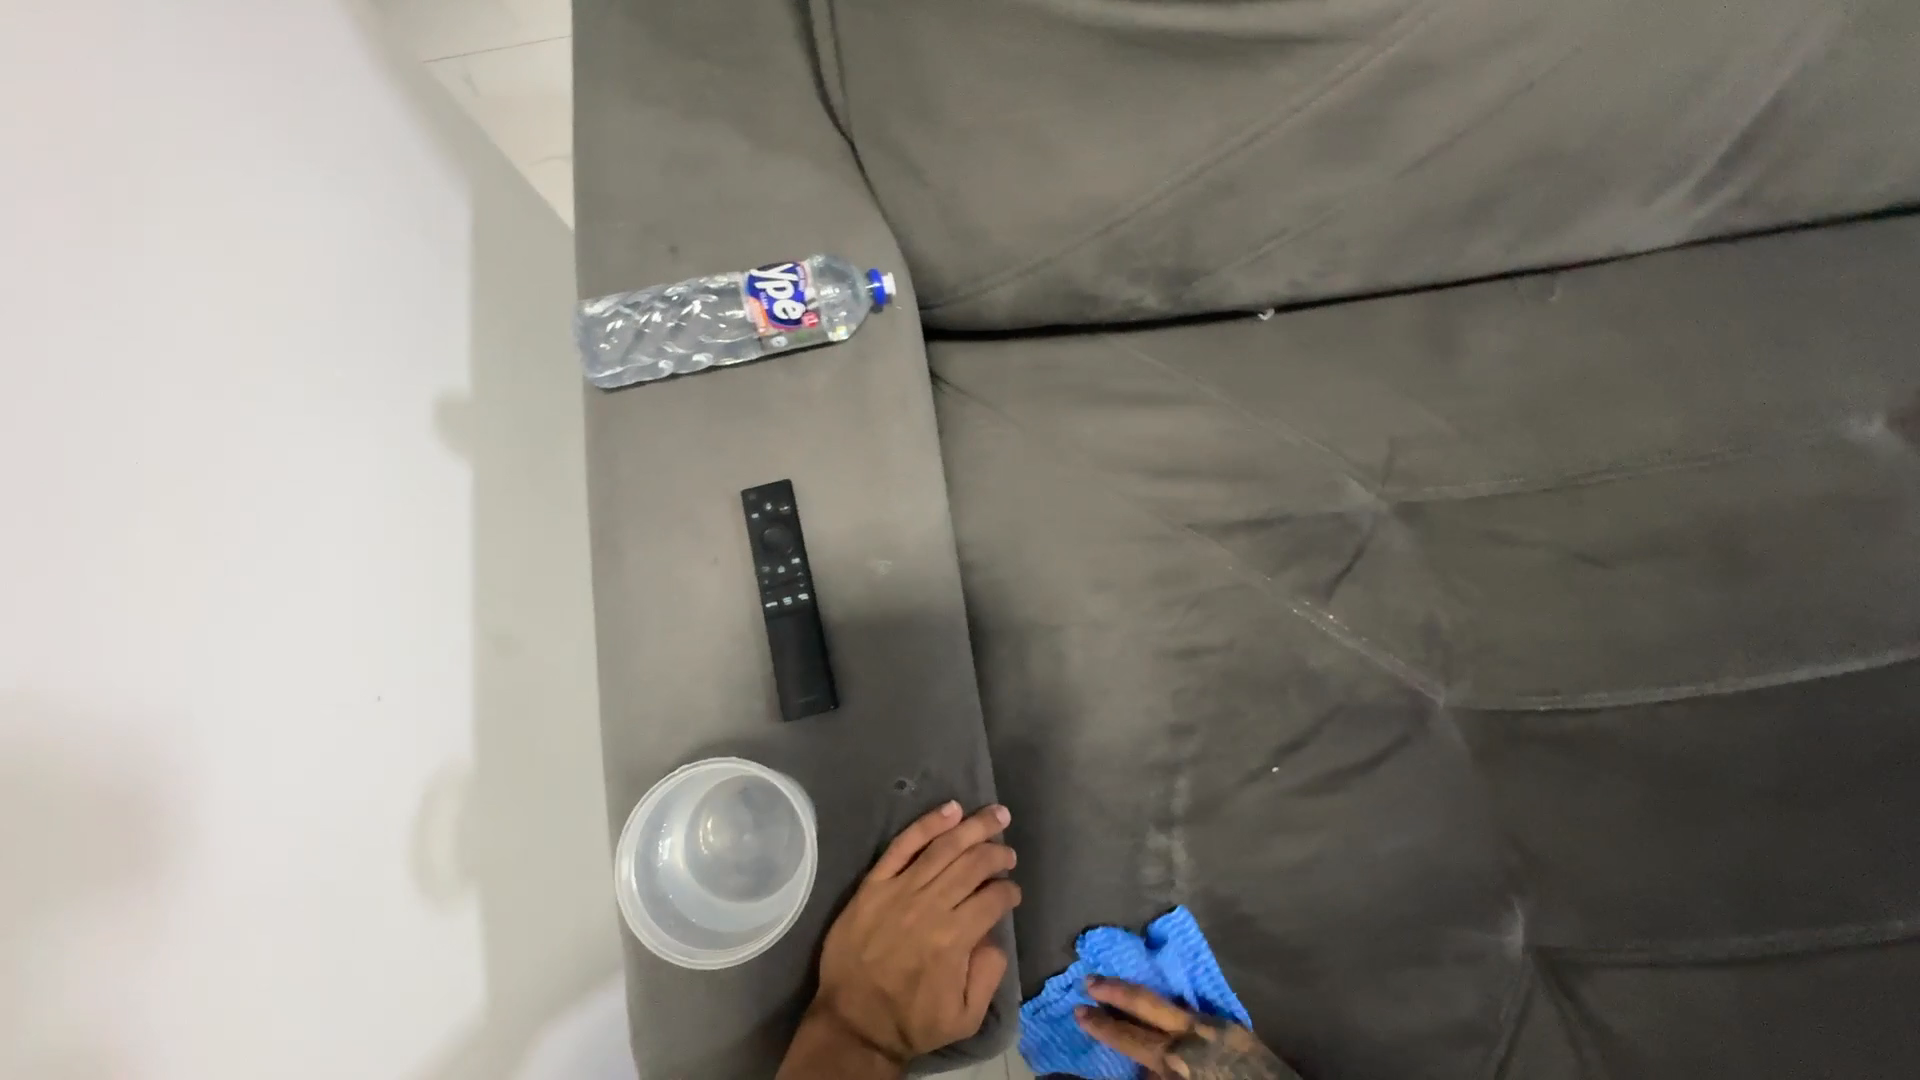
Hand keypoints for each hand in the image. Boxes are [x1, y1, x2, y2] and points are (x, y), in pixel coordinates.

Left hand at [806, 801, 1021, 1064]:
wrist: (853, 1023)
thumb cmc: (911, 1021)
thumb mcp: (965, 1017)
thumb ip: (989, 975)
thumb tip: (995, 935)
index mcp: (954, 939)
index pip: (993, 898)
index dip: (1009, 891)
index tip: (1012, 891)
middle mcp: (930, 906)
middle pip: (973, 864)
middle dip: (998, 853)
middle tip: (1009, 852)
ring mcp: (899, 890)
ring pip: (943, 847)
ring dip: (974, 827)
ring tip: (995, 815)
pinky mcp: (874, 883)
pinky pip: (903, 845)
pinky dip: (928, 824)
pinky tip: (950, 810)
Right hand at [1076, 977, 1297, 1079]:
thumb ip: (1159, 1074)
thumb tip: (1138, 1065)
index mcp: (1181, 1055)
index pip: (1131, 1036)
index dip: (1103, 1024)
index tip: (1079, 1010)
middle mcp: (1197, 1031)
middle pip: (1148, 1004)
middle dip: (1116, 991)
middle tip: (1089, 979)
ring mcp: (1220, 1026)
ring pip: (1173, 1002)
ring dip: (1144, 995)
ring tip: (1120, 987)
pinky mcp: (1239, 1030)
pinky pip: (1195, 1011)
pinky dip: (1172, 1008)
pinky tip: (1167, 1012)